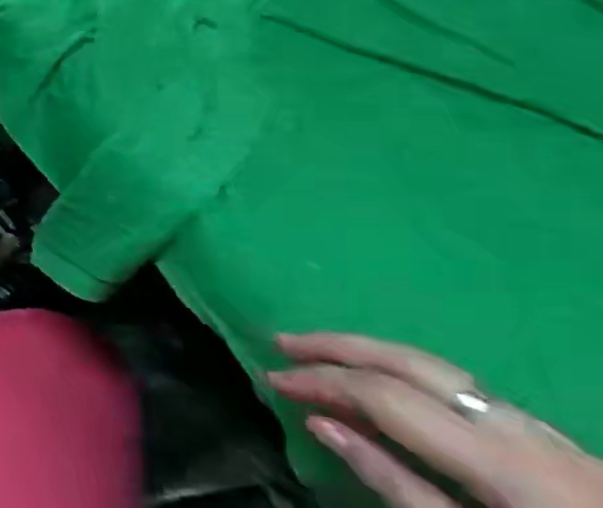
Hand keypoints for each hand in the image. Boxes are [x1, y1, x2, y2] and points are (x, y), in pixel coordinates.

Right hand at [269, 332, 602, 507]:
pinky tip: (384, 385)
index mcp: (502, 462)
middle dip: (339, 346)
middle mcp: (521, 430)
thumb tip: (321, 424)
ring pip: (440, 369)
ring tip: (321, 355)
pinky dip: (410, 377)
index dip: (320, 381)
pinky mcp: (555, 441)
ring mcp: (545, 431)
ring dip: (370, 355)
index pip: (385, 395)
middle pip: (411, 362)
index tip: (272, 380)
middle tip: (283, 342)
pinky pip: (466, 391)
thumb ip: (397, 486)